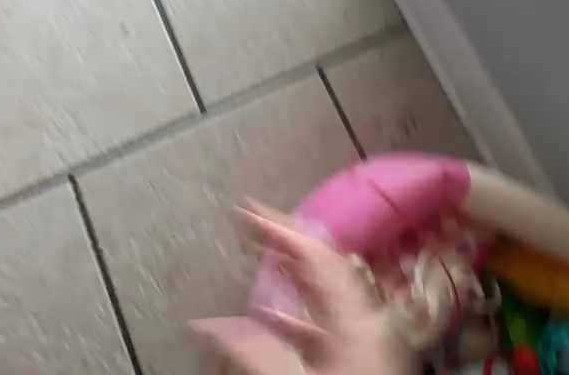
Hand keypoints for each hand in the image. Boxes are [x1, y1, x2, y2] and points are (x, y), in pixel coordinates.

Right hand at [191, 199, 414, 374]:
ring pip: (322, 299)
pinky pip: (320, 330)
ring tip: (256, 260)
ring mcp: (364, 350)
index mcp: (357, 321)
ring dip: (287, 278)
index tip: (245, 209)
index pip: (315, 254)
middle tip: (249, 222)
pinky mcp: (356, 369)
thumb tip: (204, 325)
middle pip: (321, 269)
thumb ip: (252, 352)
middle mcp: (364, 326)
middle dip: (282, 243)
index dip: (278, 228)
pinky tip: (268, 322)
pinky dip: (291, 318)